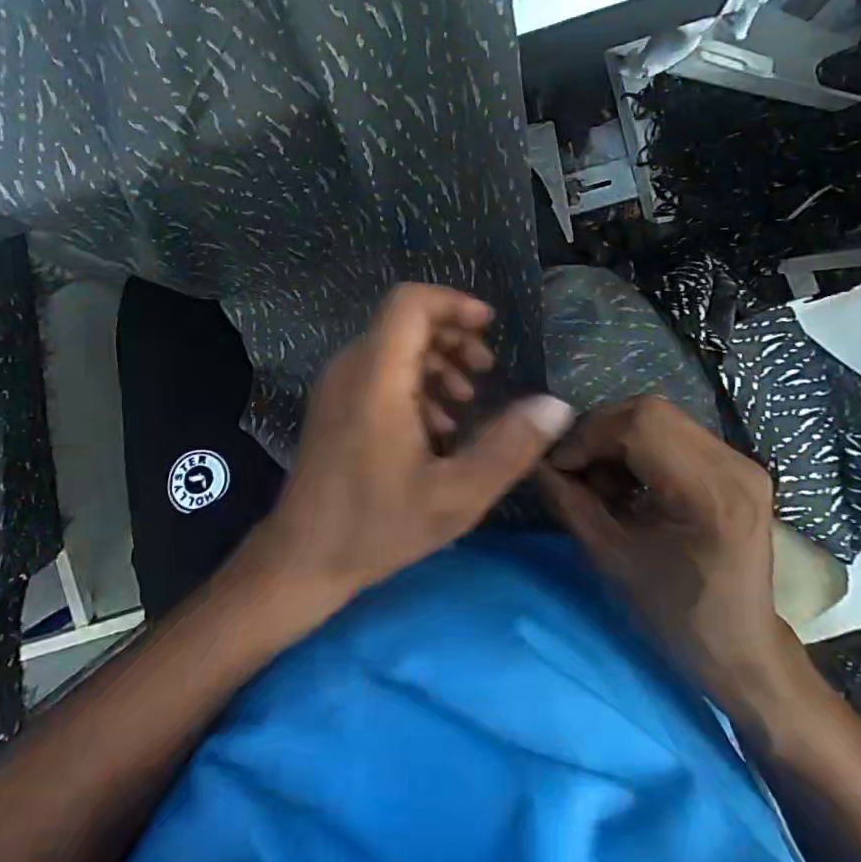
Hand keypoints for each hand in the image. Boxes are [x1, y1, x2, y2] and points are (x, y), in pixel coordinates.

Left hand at [258, 284, 574, 597]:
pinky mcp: (335, 406)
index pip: (410, 302)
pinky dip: (416, 381)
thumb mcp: (458, 494)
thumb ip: (511, 447)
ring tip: (468, 401)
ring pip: (394, 345)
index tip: (490, 328)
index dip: (454, 303)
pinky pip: (380, 371)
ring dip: (438, 361)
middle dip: (454, 336)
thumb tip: (557, 407)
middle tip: (487, 371)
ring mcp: (337, 387)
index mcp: (377, 378)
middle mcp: (350, 369)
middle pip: (405, 321)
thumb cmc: (379, 526)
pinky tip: (437, 426)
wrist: (303, 558)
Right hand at [535, 395, 797, 709]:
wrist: (740, 648)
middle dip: (601, 435)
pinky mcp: (739, 468)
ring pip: (663, 419)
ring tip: (604, 487)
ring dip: (620, 442)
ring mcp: (743, 462)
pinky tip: (631, 487)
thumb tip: (537, 464)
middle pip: (652, 412)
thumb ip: (572, 505)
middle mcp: (735, 464)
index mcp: (711, 491)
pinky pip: (678, 436)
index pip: (641, 424)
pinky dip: (643, 450)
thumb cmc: (676, 618)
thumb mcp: (614, 561)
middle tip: (576, 474)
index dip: (589, 436)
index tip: (558, 468)